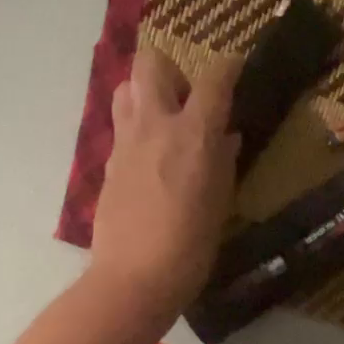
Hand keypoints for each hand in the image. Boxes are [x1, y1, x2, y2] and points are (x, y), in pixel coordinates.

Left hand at [88, 48, 240, 316]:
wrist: (132, 282)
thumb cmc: (188, 252)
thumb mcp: (219, 208)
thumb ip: (223, 165)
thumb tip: (227, 138)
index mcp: (194, 135)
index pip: (215, 77)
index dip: (228, 68)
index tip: (236, 74)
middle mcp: (156, 126)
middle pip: (153, 62)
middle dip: (172, 69)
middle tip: (186, 99)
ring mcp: (126, 144)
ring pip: (126, 88)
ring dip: (144, 95)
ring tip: (160, 125)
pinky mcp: (107, 167)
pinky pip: (120, 131)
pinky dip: (134, 134)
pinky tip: (146, 163)